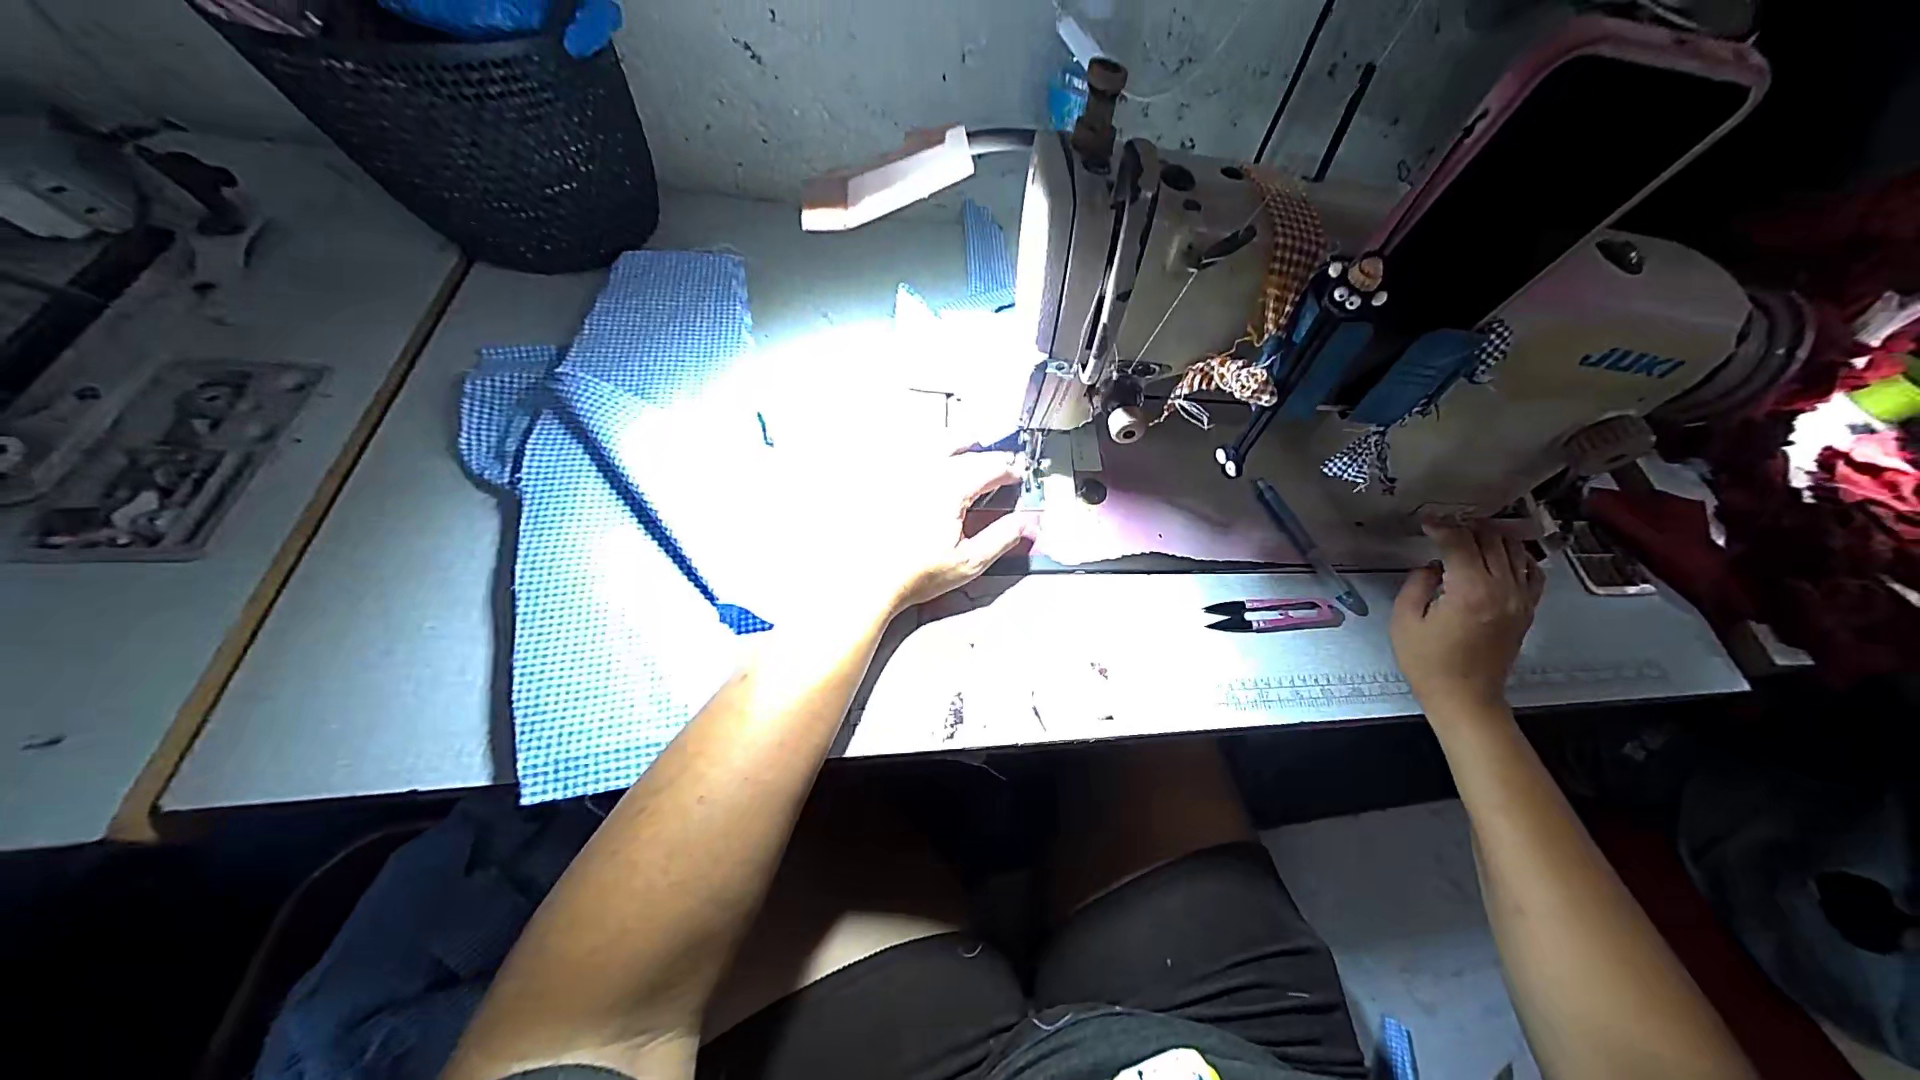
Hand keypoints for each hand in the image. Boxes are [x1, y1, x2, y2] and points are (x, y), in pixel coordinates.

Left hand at [874, 449, 1033, 613]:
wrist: (873, 581)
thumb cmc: (914, 574)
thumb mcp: (970, 561)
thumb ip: (1002, 537)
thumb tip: (1023, 523)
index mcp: (951, 489)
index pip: (991, 467)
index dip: (1011, 471)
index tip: (1019, 478)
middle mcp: (927, 474)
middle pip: (968, 452)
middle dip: (990, 458)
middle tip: (1002, 467)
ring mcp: (904, 475)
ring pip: (938, 443)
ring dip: (960, 443)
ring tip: (972, 447)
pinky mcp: (887, 483)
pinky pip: (912, 453)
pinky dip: (930, 450)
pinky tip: (933, 459)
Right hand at [1391, 521, 1544, 717]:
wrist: (1465, 696)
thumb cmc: (1428, 662)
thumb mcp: (1405, 620)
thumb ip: (1417, 584)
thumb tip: (1432, 567)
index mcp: (1470, 591)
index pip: (1460, 543)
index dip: (1442, 527)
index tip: (1426, 522)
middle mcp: (1502, 590)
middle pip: (1492, 541)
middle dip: (1467, 527)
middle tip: (1445, 525)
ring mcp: (1520, 599)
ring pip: (1515, 551)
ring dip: (1492, 537)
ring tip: (1470, 535)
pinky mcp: (1527, 610)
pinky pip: (1532, 572)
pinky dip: (1517, 558)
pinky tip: (1499, 557)